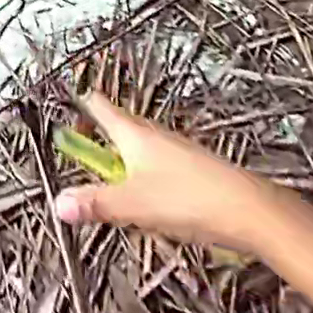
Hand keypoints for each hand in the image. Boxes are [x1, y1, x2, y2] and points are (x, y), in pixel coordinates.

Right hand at [53, 91, 296, 252]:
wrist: (253, 211)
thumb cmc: (192, 198)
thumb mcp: (133, 205)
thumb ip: (96, 204)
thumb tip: (59, 203)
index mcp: (132, 134)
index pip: (99, 106)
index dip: (82, 102)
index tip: (70, 101)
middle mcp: (153, 135)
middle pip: (119, 126)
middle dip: (102, 136)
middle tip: (87, 152)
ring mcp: (177, 150)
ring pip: (141, 146)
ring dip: (125, 158)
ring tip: (118, 181)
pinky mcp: (196, 168)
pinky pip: (161, 162)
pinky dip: (148, 173)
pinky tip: (154, 198)